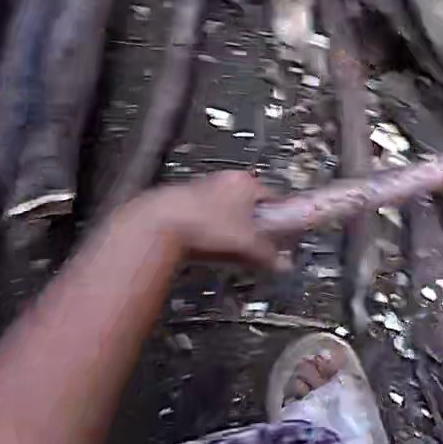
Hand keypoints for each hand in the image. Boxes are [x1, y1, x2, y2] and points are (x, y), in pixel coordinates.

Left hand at [128, 172, 278, 267]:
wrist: (159, 226)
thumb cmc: (204, 225)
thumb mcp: (248, 245)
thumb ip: (270, 255)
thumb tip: (283, 263)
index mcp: (246, 183)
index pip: (274, 197)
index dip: (279, 217)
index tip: (281, 231)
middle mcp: (224, 180)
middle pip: (249, 203)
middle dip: (253, 223)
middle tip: (255, 243)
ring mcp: (201, 188)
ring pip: (226, 208)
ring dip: (230, 225)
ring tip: (228, 247)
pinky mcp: (183, 200)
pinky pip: (205, 215)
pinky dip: (210, 228)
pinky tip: (207, 244)